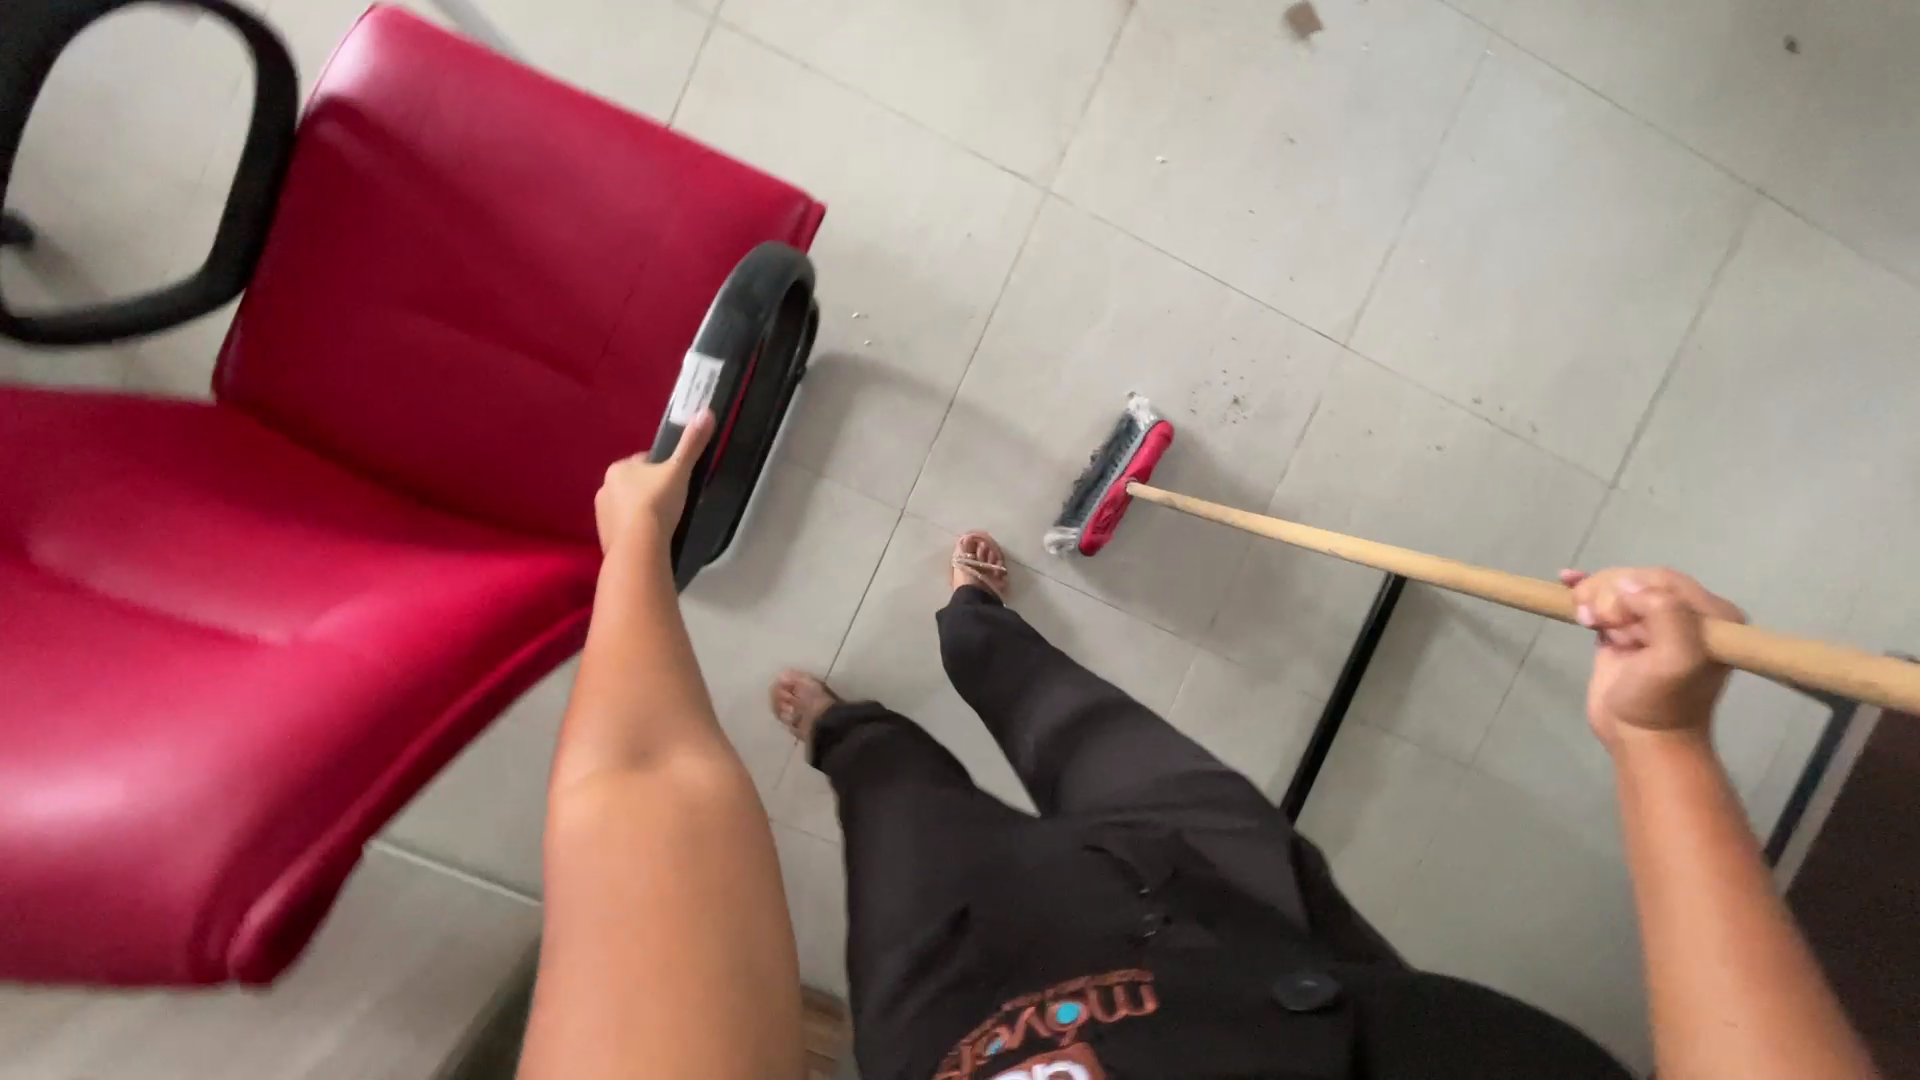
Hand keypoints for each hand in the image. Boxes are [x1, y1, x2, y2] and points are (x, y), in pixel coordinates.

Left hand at [594, 410, 715, 553]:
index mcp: (619, 468)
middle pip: (635, 485)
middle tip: (673, 503)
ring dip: (643, 511)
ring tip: (664, 523)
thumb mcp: (679, 470)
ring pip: (628, 506)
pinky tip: (652, 536)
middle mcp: (604, 487)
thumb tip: (706, 412)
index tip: (677, 481)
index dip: (664, 470)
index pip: (645, 462)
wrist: (639, 545)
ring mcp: (602, 513)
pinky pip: (625, 527)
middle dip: (651, 491)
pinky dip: (636, 529)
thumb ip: (691, 444)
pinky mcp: (605, 535)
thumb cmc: (657, 502)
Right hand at [1560, 567, 1745, 750]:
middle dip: (1607, 596)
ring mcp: (1649, 623)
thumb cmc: (1662, 701)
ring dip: (1591, 598)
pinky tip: (1566, 581)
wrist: (1639, 736)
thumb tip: (1629, 586)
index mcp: (1710, 616)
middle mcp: (1683, 614)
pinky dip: (1583, 589)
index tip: (1612, 621)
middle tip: (1597, 624)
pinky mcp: (1620, 632)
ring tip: (1587, 623)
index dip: (1628, 591)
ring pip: (1613, 589)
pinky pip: (1602, 602)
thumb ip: (1665, 615)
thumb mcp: (1675, 660)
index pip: (1661, 579)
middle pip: (1633, 581)